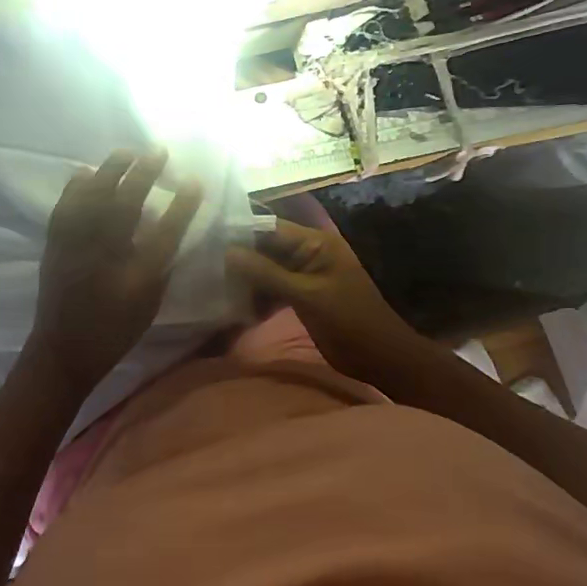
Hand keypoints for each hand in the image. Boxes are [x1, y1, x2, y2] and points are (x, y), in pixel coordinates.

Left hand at [26, 149, 203, 398]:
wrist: (64, 350)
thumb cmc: (114, 330)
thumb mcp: (150, 304)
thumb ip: (160, 266)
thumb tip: (165, 230)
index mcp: (137, 276)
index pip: (166, 231)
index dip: (182, 203)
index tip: (194, 180)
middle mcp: (106, 255)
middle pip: (127, 203)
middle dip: (144, 172)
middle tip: (157, 151)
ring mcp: (77, 247)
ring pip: (93, 197)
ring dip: (110, 170)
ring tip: (125, 153)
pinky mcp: (55, 245)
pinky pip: (66, 206)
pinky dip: (76, 186)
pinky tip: (85, 172)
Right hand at [227, 219, 437, 377]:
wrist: (381, 358)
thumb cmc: (349, 321)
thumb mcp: (306, 295)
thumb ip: (266, 272)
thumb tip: (227, 251)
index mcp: (316, 242)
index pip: (270, 227)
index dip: (240, 231)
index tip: (207, 237)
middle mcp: (308, 252)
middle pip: (265, 246)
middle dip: (239, 255)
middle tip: (205, 262)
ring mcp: (304, 274)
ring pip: (265, 267)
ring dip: (245, 277)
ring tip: (215, 283)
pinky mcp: (301, 294)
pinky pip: (271, 286)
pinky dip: (256, 293)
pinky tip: (235, 303)